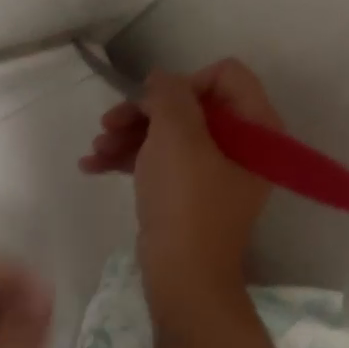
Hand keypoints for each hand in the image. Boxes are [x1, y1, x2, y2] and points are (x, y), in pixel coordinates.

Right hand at [79, 59, 278, 315]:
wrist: (182, 271)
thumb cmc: (186, 200)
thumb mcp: (176, 138)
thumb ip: (169, 96)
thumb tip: (162, 79)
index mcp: (256, 128)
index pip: (225, 76)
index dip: (183, 83)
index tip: (151, 104)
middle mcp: (242, 145)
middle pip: (188, 105)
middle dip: (142, 113)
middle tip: (108, 124)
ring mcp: (214, 170)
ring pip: (167, 133)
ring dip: (126, 135)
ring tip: (95, 151)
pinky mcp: (189, 192)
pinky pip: (159, 161)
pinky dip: (127, 159)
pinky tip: (92, 166)